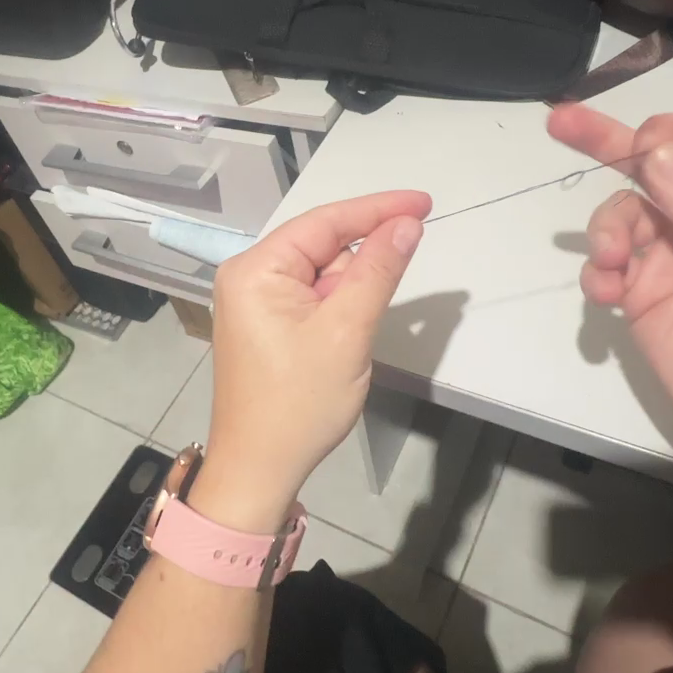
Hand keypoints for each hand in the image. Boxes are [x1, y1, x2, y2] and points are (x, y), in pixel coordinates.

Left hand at [191, 191, 431, 531]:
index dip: (378, 209)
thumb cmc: (299, 403)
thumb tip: (406, 224)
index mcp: (256, 268)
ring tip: (362, 325)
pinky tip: (353, 324)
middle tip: (405, 263)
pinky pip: (311, 298)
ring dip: (353, 286)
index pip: (325, 221)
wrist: (258, 469)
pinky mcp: (266, 325)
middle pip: (321, 245)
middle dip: (365, 253)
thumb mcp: (346, 332)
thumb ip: (378, 271)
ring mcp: (255, 302)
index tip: (424, 202)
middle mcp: (249, 276)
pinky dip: (339, 304)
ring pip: (320, 274)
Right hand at [547, 105, 672, 442]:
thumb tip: (653, 147)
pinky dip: (597, 274)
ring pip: (619, 219)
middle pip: (647, 173)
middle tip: (557, 120)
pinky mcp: (640, 296)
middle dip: (605, 147)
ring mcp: (670, 260)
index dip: (661, 139)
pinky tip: (604, 295)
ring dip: (605, 234)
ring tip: (609, 265)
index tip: (632, 144)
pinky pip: (605, 268)